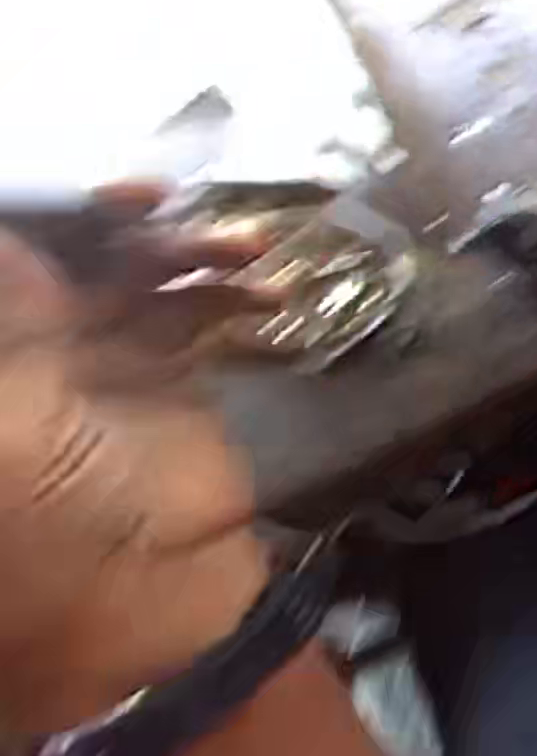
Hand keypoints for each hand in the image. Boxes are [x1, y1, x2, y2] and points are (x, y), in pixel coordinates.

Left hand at [0, 185, 272, 732]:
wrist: (137, 592)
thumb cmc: (45, 521)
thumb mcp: (18, 427)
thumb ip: (21, 329)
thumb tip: (25, 237)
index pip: (3, 262)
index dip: (34, 214)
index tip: (97, 189)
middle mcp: (17, 347)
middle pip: (55, 257)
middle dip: (112, 224)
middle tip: (164, 199)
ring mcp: (91, 360)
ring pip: (132, 276)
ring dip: (187, 253)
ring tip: (246, 246)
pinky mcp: (169, 373)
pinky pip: (199, 312)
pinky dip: (232, 293)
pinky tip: (265, 294)